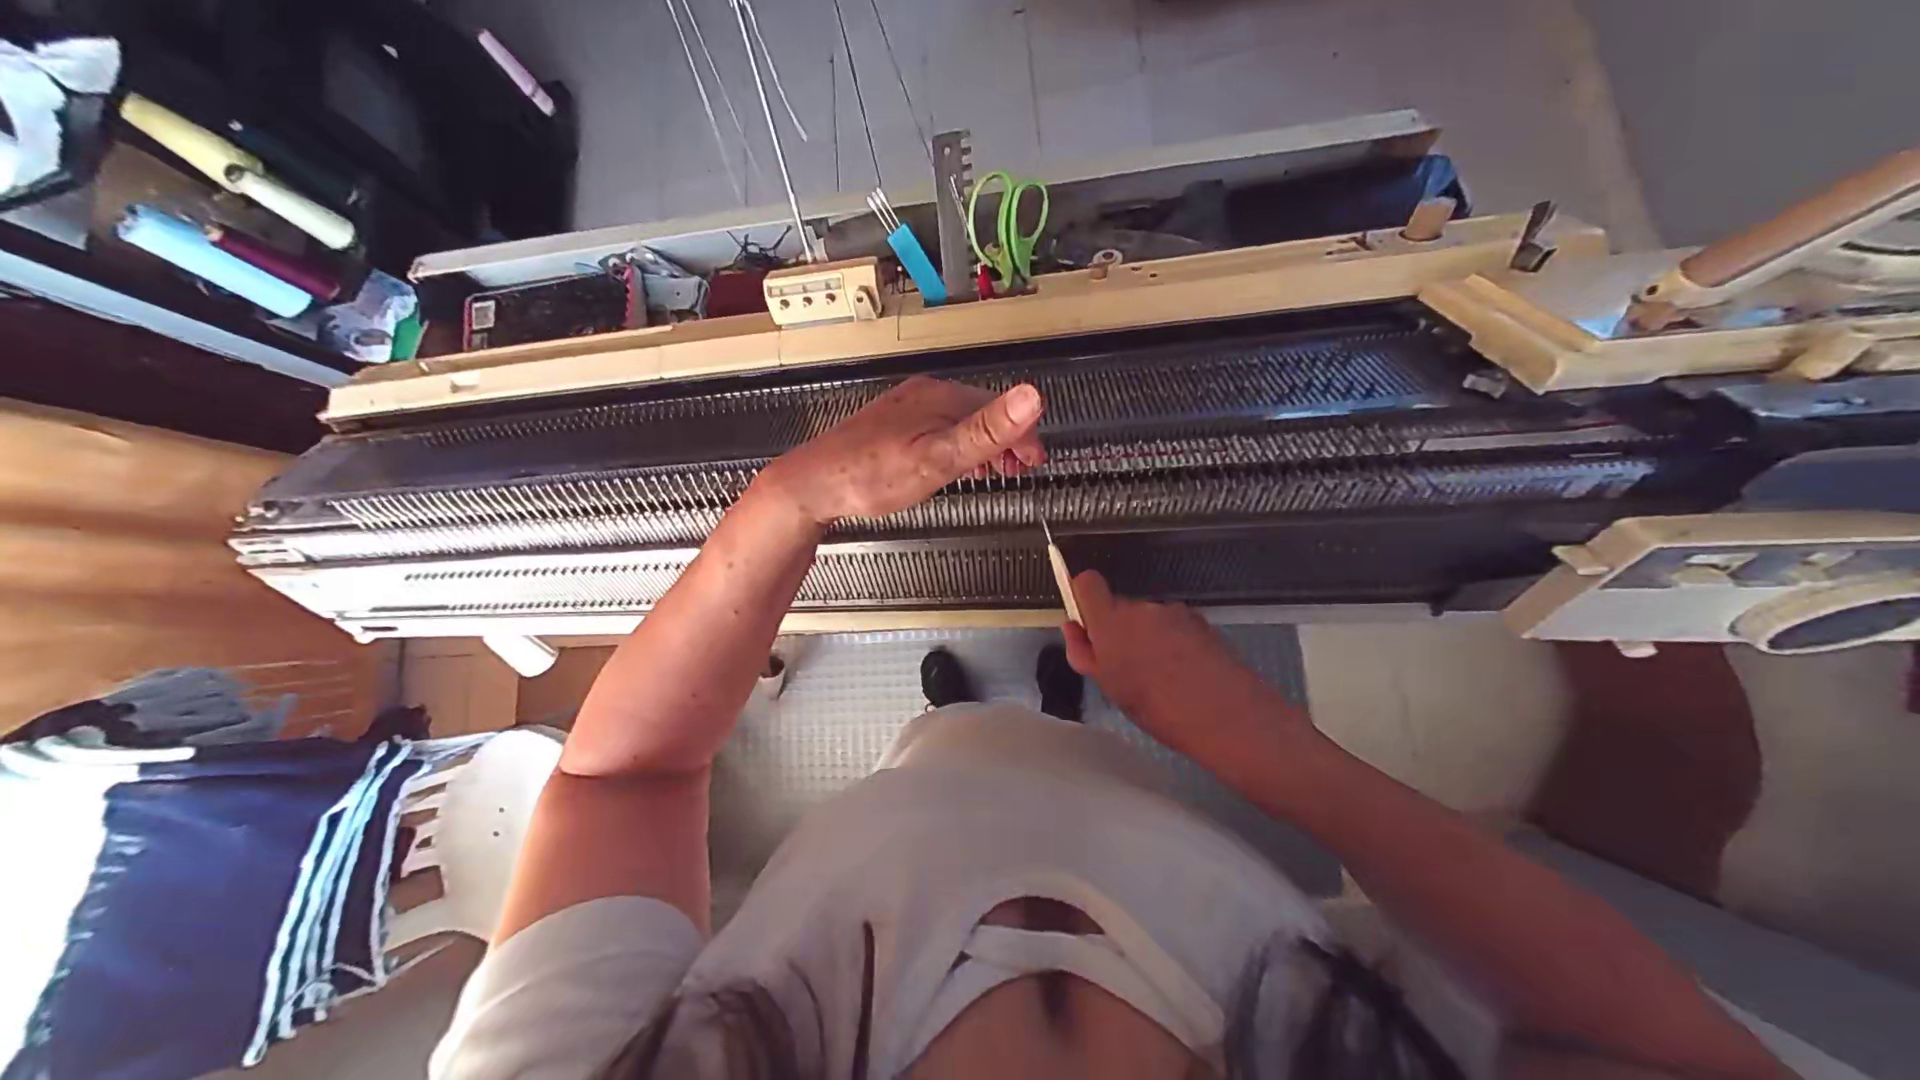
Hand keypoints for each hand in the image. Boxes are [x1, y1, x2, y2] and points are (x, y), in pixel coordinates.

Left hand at [755, 376, 1045, 525]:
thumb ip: (987, 431)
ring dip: (984, 444)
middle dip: (1007, 441)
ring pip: (960, 421)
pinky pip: (938, 429)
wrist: (813, 486)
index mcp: (940, 399)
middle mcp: (923, 396)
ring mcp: (906, 410)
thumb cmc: (868, 476)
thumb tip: (1030, 398)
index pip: (1000, 408)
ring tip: (995, 470)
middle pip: (981, 412)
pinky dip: (957, 445)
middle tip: (1020, 468)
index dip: (1024, 437)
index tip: (1036, 461)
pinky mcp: (894, 426)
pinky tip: (953, 464)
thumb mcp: (937, 458)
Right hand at [1062, 569, 1310, 759]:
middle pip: (1120, 607)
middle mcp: (1142, 607)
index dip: (1082, 598)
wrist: (1228, 716)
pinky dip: (1174, 644)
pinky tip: (1185, 676)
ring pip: (1149, 620)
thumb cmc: (1157, 707)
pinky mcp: (1202, 622)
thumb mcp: (1109, 686)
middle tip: (1127, 670)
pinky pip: (1175, 627)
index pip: (1086, 582)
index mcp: (1112, 620)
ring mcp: (1175, 612)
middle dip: (1119, 631)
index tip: (1087, 625)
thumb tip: (1073, 628)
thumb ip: (1085, 653)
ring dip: (1148, 639)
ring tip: (1161, 679)